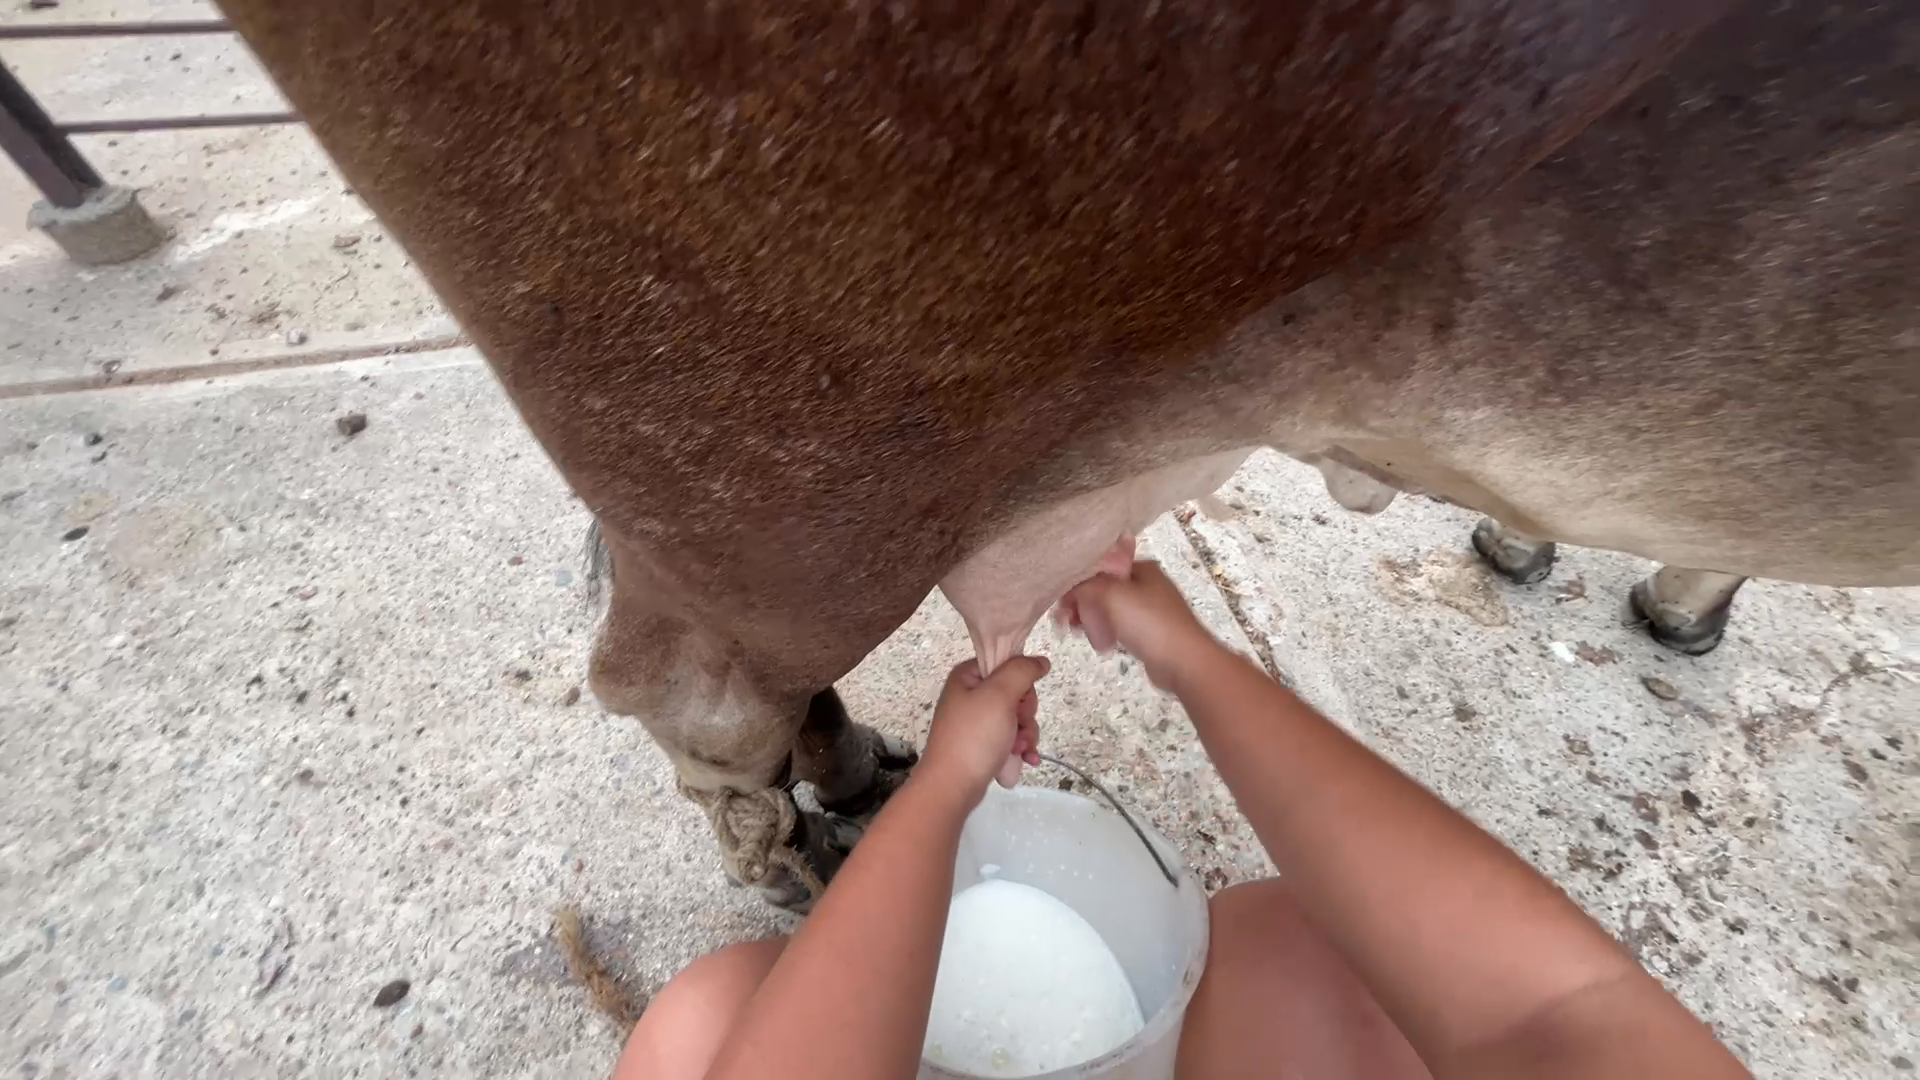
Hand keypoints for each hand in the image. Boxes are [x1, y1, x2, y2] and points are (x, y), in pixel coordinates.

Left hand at [919, 656, 1049, 804]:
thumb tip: (1041, 661)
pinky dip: (1020, 747)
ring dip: (1025, 734)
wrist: (952, 786)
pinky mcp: (982, 743)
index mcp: (968, 676)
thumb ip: (1022, 672)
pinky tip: (1026, 759)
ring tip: (1020, 750)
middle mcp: (970, 695)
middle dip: (1025, 714)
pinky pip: (1010, 737)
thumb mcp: (999, 696)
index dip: (1021, 681)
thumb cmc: (974, 736)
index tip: (1020, 699)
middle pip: (1015, 692)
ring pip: (1016, 717)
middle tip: (1018, 727)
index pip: (1006, 664)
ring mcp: (976, 721)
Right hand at [1060, 560, 1216, 692]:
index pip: (1099, 566)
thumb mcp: (1111, 594)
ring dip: (1090, 616)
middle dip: (1080, 601)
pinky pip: (1118, 625)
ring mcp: (1149, 608)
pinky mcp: (1149, 631)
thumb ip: (1085, 585)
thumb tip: (1068, 588)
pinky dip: (1105, 629)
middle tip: (1063, 619)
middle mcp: (1146, 583)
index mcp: (1141, 567)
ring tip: (1075, 630)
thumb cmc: (1149, 623)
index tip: (1061, 599)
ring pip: (1109, 607)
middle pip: (1102, 586)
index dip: (1076, 580)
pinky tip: (1097, 641)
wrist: (1185, 662)